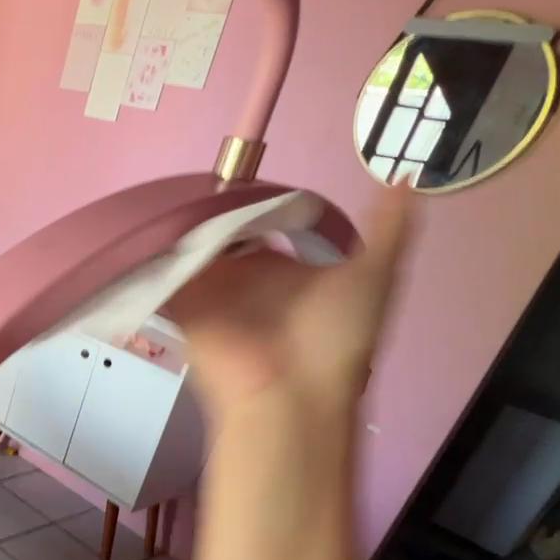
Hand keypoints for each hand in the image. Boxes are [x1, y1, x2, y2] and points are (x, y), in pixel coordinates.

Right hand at [167, 186, 414, 414]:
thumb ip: (389, 227)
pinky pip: (165, 274)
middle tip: (206, 172)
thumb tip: (404, 178)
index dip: (260, 197)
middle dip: (214, 206)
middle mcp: (247, 277)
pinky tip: (155, 224)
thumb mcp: (377, 275)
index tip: (248, 166)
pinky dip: (157, 253)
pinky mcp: (183, 306)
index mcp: (287, 267)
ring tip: (176, 190)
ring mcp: (212, 292)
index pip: (268, 221)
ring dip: (183, 224)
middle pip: (225, 231)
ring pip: (193, 248)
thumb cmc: (336, 337)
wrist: (290, 394)